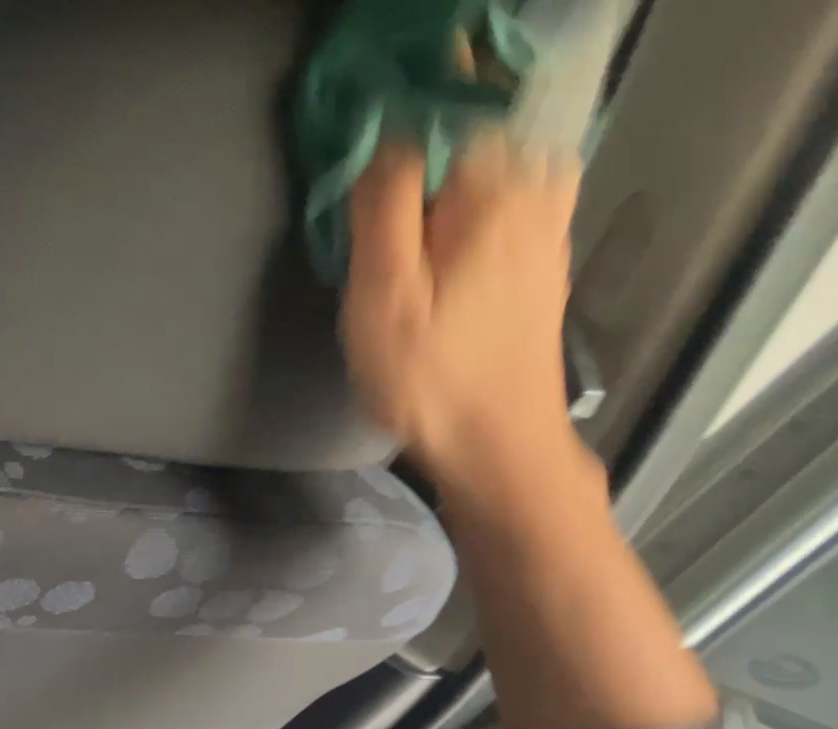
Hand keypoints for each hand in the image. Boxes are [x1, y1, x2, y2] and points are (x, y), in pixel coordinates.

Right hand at [341, 135, 583, 497]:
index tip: (351, 182)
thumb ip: (382, 205)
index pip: (444, 115)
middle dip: (413, 163)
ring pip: (483, 175)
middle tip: (366, 220)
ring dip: (434, 191)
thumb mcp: (383, 292)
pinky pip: (499, 205)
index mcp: (494, 193)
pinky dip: (459, 212)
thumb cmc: (429, 374)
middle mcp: (534, 195)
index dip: (392, 136)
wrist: (497, 443)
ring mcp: (545, 228)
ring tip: (393, 238)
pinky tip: (430, 255)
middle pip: (468, 141)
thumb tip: (379, 137)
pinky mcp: (540, 261)